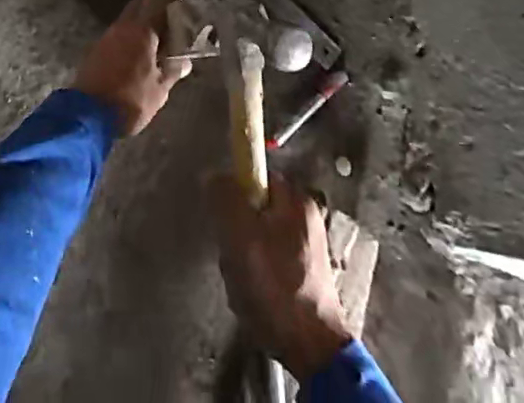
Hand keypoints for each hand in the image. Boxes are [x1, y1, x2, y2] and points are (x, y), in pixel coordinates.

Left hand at [72, 0, 191, 135]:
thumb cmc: (130, 101)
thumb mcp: (159, 90)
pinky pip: (117, 35)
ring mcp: (105, 38)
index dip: (172, 3)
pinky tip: (139, 55)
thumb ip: (173, 71)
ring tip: (158, 42)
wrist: (87, 116)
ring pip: (127, 20)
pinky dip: (130, 37)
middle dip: (155, 8)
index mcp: (140, 31)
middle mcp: (121, 27)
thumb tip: (185, 61)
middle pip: (139, 6)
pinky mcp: (95, 51)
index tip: (184, 8)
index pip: (158, 3)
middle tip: (171, 23)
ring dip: (142, 24)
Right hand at [211, 173, 354, 380]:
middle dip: (234, 231)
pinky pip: (263, 260)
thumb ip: (225, 198)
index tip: (224, 215)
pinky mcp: (299, 273)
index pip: (254, 175)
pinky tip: (251, 293)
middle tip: (232, 253)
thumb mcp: (241, 235)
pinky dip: (251, 273)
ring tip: (242, 278)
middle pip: (251, 207)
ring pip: (253, 237)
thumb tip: (213, 175)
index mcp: (296, 201)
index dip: (234, 192)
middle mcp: (303, 218)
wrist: (309, 348)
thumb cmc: (275, 287)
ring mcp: (303, 247)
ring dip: (239, 256)